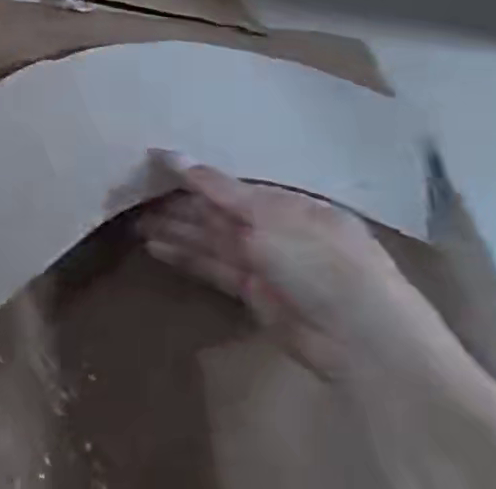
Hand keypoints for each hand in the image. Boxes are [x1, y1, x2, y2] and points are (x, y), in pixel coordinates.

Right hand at [137, 149, 436, 377]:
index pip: (233, 185)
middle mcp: (279, 231)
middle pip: (219, 212)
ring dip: (175, 230)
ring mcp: (268, 264)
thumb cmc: (321, 262)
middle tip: (132, 192)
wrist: (363, 342)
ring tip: (134, 220)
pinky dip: (185, 257)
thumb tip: (170, 154)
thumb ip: (216, 186)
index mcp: (292, 205)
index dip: (194, 176)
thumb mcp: (267, 214)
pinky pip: (213, 268)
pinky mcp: (255, 294)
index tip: (152, 165)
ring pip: (211, 239)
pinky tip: (154, 248)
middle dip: (178, 203)